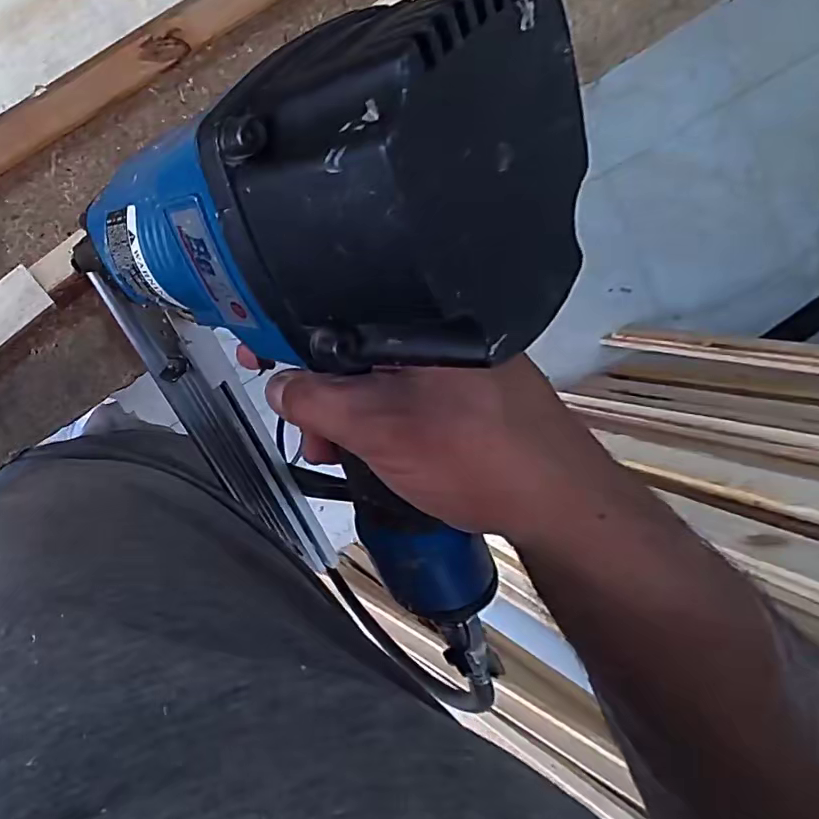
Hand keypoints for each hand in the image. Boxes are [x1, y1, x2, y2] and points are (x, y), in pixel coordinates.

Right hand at [241, 347, 629, 545]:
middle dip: (316, 395)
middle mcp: (435, 331)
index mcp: (417, 320)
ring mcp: (452, 361)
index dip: (286, 333)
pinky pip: (399, 393)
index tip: (256, 355)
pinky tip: (372, 453)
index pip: (333, 311)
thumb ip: (315, 401)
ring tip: (339, 456)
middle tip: (310, 438)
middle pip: (348, 349)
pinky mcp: (462, 389)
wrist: (562, 506)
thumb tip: (276, 385)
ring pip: (372, 377)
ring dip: (343, 415)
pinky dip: (375, 420)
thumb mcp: (376, 428)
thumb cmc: (472, 457)